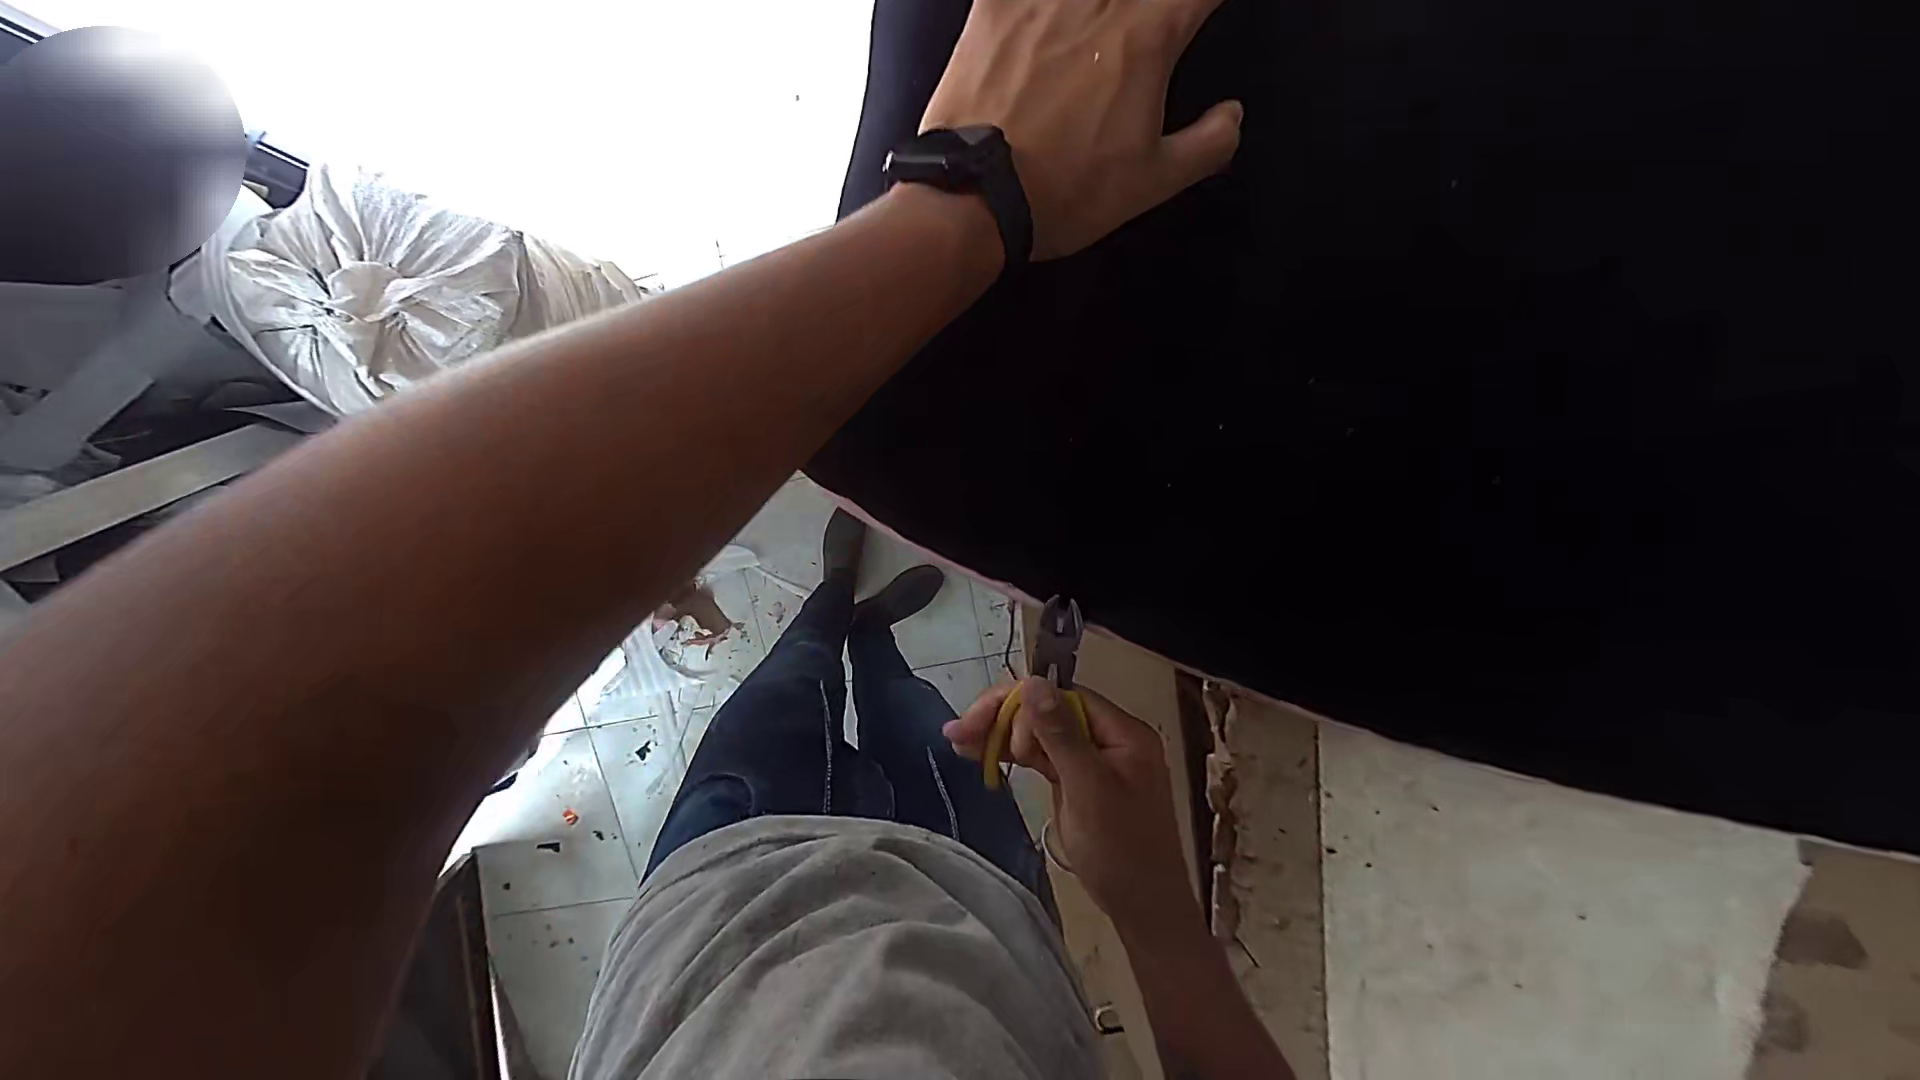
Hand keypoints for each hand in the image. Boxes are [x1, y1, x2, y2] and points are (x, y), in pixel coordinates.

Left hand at [920, 0, 1242, 260]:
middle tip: (1143, 27)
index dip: (1207, 4)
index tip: (1199, 18)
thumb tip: (1234, 115)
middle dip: (1153, 7)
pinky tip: (1037, 10)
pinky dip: (1031, 0)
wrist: (978, 198)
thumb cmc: (1068, 194)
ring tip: (1099, 18)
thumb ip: (1206, 146)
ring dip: (1098, 3)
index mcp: (1149, 33)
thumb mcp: (1150, 185)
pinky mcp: (993, 4)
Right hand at [946, 676, 1195, 923]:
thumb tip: (1032, 681)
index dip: (1019, 704)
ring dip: (1001, 734)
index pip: (1062, 697)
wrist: (1145, 910)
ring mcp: (1091, 758)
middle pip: (1048, 711)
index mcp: (1121, 731)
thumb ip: (1060, 733)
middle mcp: (1107, 736)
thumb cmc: (1122, 850)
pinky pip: (1041, 755)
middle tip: (960, 733)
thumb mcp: (1088, 788)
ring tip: (958, 739)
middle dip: (1004, 718)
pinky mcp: (1076, 779)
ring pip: (1040, 732)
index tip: (981, 723)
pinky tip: (981, 752)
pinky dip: (1012, 754)